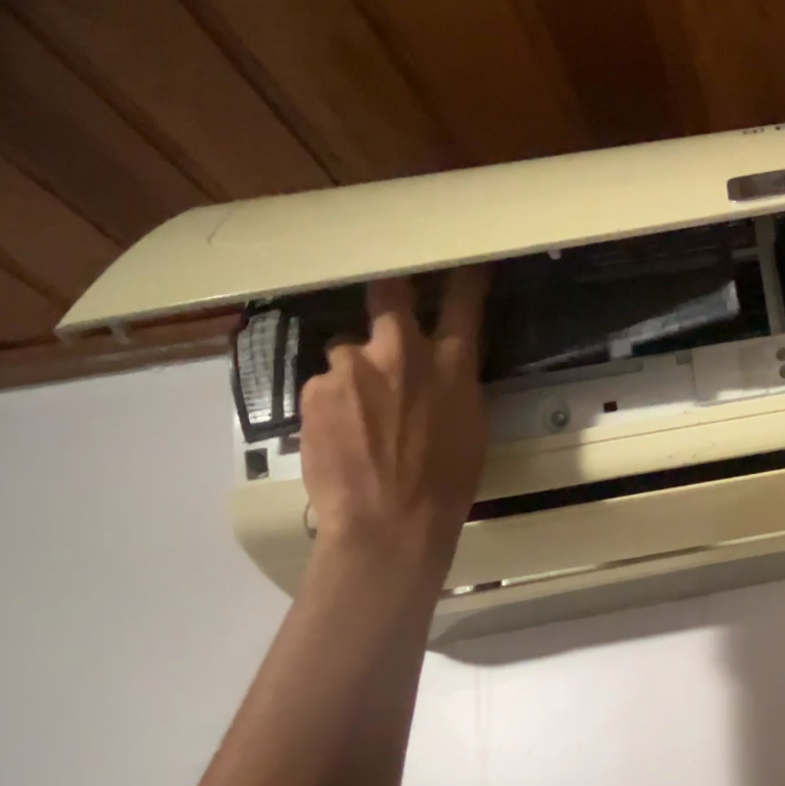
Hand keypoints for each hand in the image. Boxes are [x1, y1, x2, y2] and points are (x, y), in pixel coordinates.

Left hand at [299, 267, 489, 576]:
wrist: (387, 523)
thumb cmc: (446, 484)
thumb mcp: (471, 429)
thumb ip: (453, 386)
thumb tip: (440, 370)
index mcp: (450, 366)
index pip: (462, 304)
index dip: (463, 278)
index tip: (465, 262)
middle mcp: (399, 353)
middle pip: (389, 296)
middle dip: (390, 288)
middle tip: (389, 290)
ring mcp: (350, 368)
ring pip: (350, 352)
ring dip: (357, 370)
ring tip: (362, 413)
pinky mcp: (313, 389)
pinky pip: (327, 384)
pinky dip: (335, 402)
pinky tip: (343, 434)